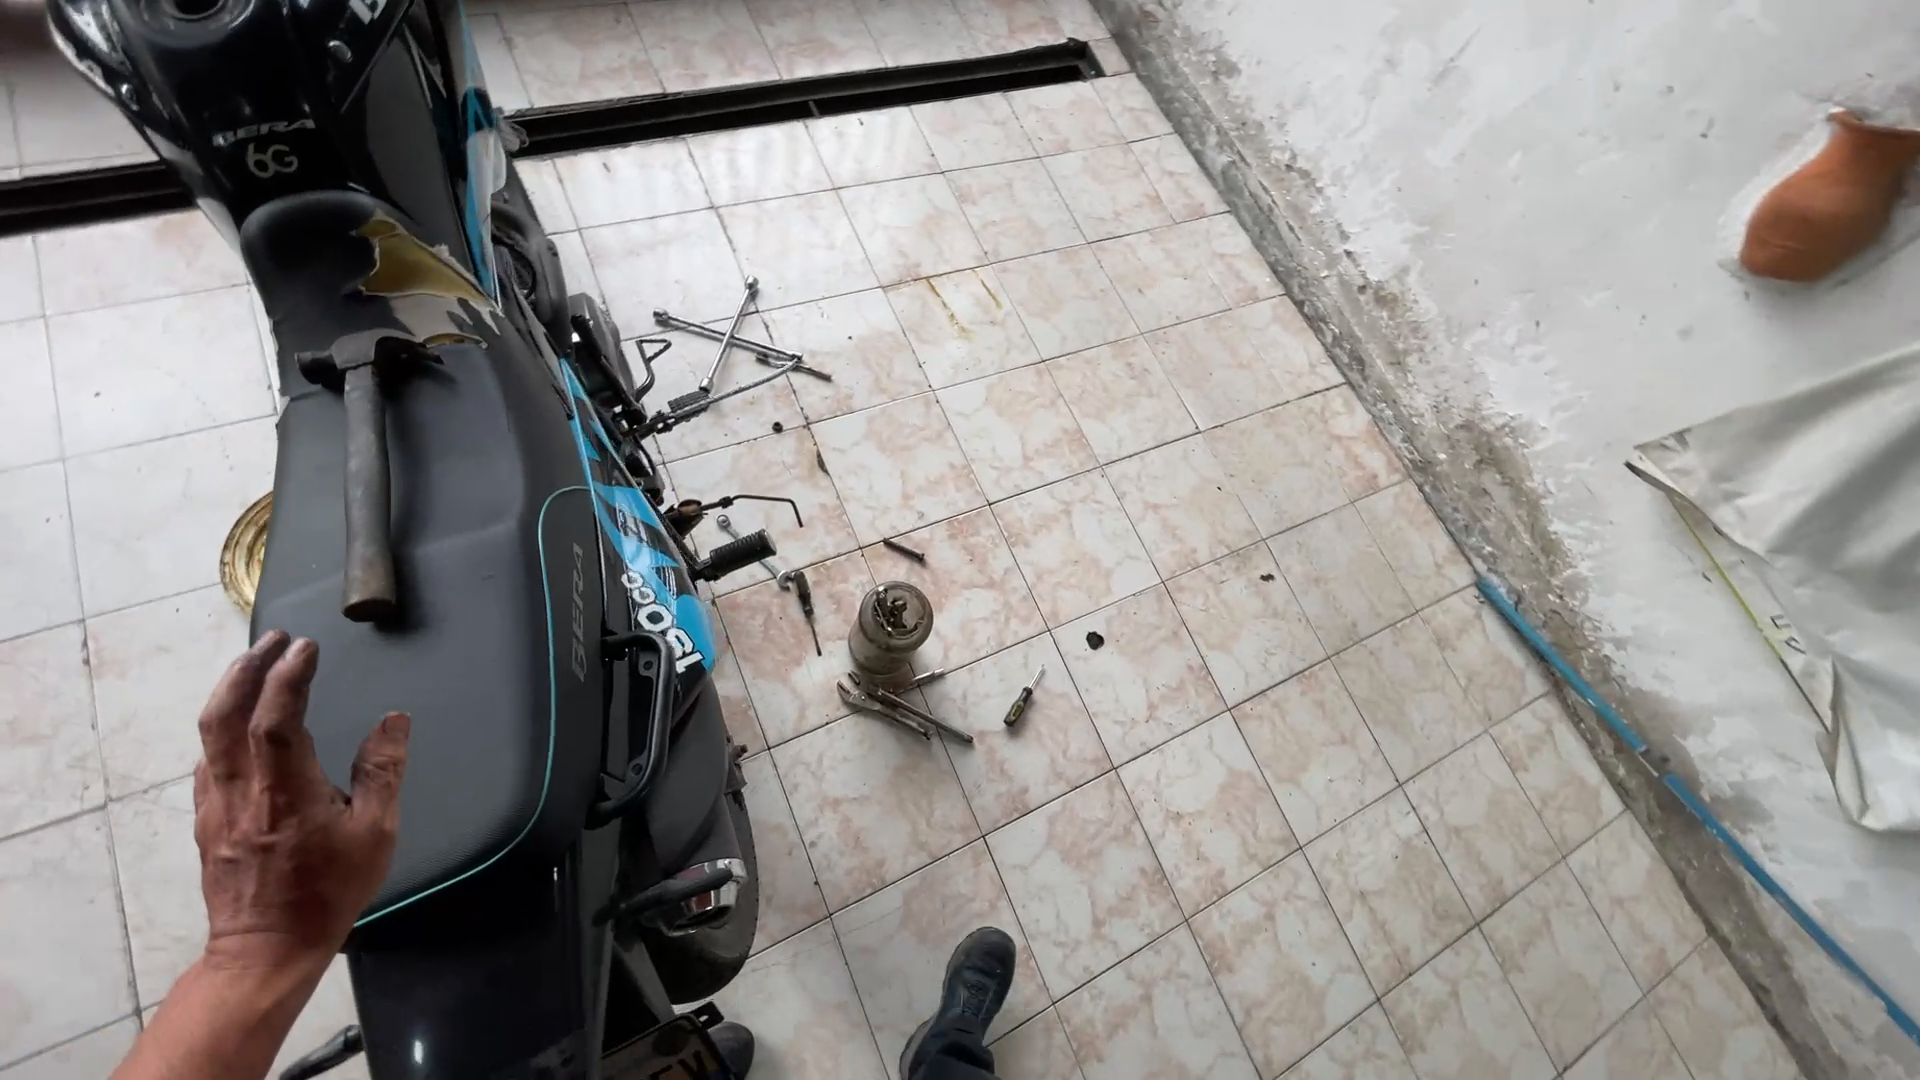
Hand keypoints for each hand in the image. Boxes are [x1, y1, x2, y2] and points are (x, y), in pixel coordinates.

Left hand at [193, 631, 410, 971]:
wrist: (266, 946)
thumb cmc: (331, 887)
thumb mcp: (376, 831)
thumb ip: (383, 770)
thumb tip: (394, 719)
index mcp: (286, 792)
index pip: (276, 721)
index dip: (288, 678)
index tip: (306, 647)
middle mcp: (240, 791)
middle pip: (224, 718)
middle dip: (247, 671)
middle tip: (275, 640)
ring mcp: (216, 805)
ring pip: (209, 735)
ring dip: (231, 691)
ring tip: (258, 665)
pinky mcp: (207, 819)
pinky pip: (209, 759)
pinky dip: (224, 726)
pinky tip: (242, 722)